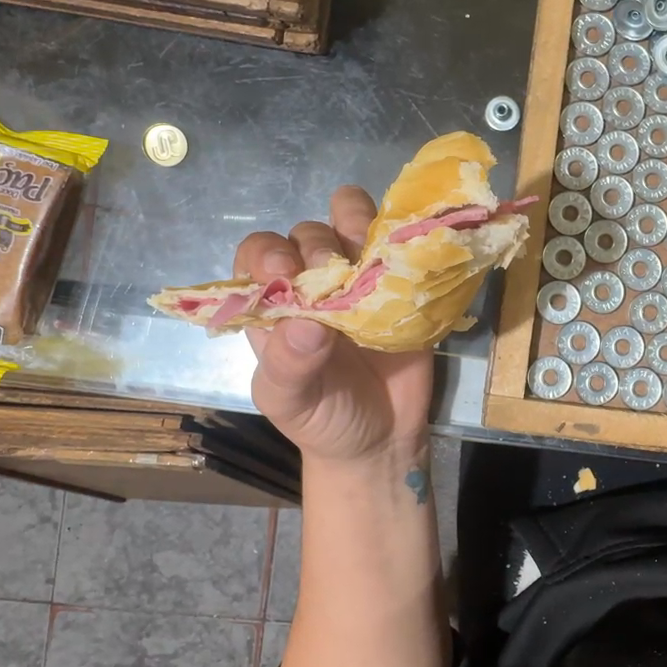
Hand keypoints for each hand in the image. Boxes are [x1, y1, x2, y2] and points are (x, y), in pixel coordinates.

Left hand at [234, 187, 433, 463]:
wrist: (383, 443)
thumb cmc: (323, 420)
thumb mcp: (290, 402)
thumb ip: (289, 365)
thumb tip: (307, 322)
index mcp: (276, 305)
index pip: (259, 254)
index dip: (269, 253)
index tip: (286, 270)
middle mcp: (315, 284)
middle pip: (308, 234)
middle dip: (318, 246)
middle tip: (335, 274)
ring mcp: (362, 281)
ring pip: (353, 224)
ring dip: (359, 226)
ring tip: (371, 256)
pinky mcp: (403, 287)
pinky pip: (402, 247)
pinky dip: (404, 238)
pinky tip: (407, 256)